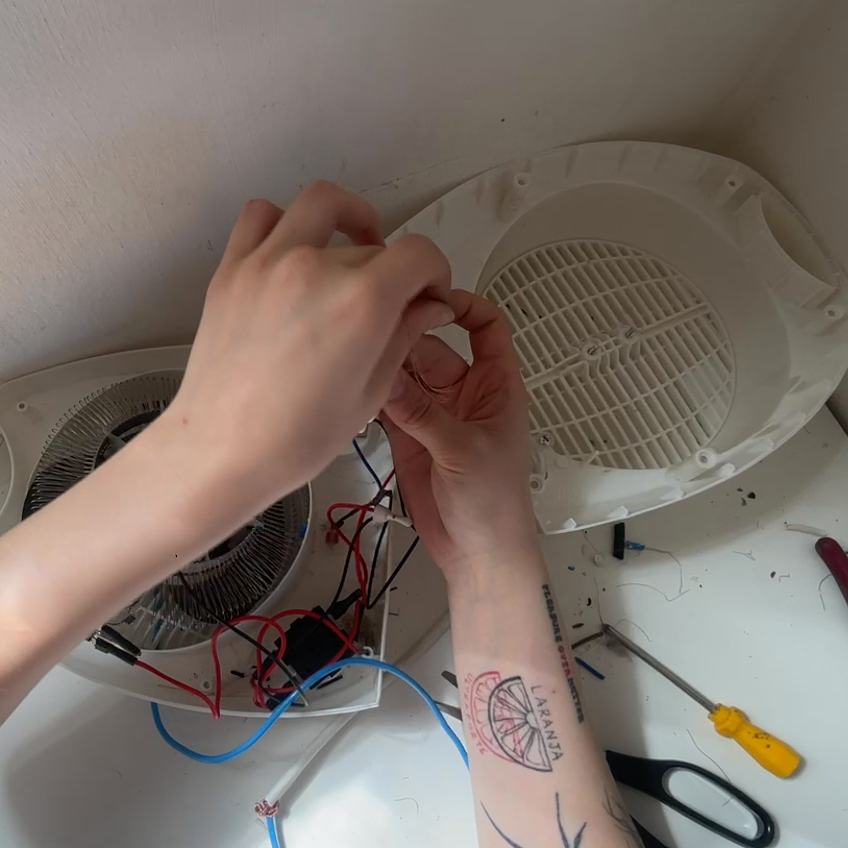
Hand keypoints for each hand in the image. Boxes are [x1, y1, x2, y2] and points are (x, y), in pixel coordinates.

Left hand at [161, 182, 457, 505]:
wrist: (222, 452)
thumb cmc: (288, 440)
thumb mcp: (369, 394)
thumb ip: (403, 337)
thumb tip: (426, 309)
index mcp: (360, 303)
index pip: (419, 254)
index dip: (435, 273)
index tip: (429, 292)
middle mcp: (315, 269)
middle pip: (373, 245)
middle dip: (393, 269)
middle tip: (391, 300)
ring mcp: (269, 263)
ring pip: (321, 204)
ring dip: (346, 219)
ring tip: (350, 249)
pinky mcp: (234, 270)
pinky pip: (261, 216)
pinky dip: (285, 223)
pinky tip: (295, 252)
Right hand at [380, 291, 540, 585]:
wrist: (477, 551)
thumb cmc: (494, 502)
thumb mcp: (463, 450)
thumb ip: (424, 413)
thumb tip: (385, 376)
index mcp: (495, 385)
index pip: (486, 327)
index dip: (463, 305)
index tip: (428, 295)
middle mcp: (462, 392)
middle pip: (432, 348)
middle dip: (405, 340)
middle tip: (370, 332)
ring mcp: (433, 413)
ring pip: (406, 376)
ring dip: (385, 368)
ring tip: (354, 358)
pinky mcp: (409, 435)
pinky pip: (389, 405)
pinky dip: (373, 397)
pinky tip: (353, 388)